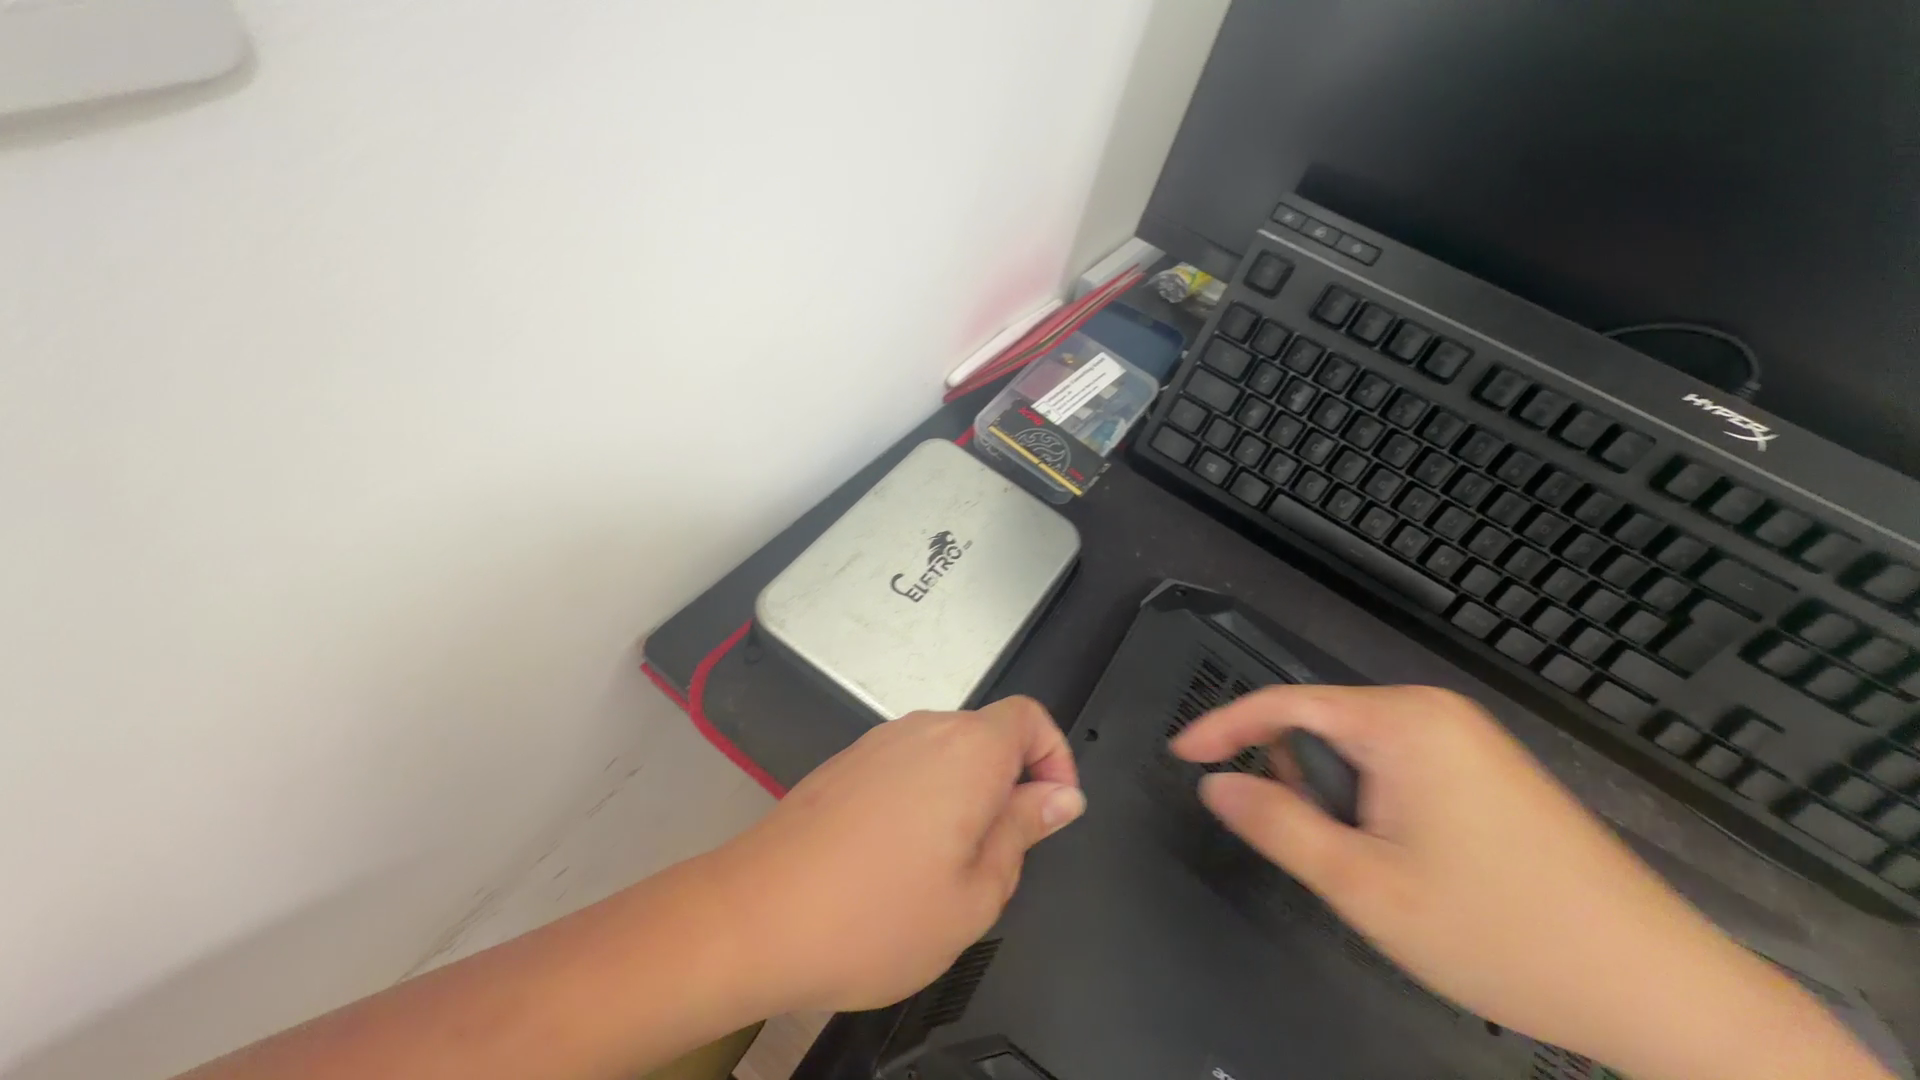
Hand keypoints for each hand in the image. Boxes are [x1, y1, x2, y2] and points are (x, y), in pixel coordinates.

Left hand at [704, 696, 1084, 1014]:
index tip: (1050, 815)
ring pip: (945, 755)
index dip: (1054, 759)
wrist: (753, 917)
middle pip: (987, 736)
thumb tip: (1059, 796)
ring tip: (943, 871)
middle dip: (1009, 787)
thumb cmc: (876, 916)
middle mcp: (922, 731)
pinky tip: (894, 862)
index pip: (1030, 718)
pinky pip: (903, 769)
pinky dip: (921, 801)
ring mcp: (875, 744)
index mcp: (967, 751)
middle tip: (998, 860)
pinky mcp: (842, 766)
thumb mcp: (976, 894)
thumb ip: (1023, 833)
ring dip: (963, 798)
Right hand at [1171, 684, 1891, 1079]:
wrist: (1657, 986)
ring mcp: (1468, 738)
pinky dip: (1368, 797)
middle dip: (1286, 768)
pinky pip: (1398, 762)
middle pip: (1323, 719)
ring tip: (1347, 859)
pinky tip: (1391, 853)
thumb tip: (1215, 784)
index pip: (1285, 701)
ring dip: (1330, 791)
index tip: (1180, 756)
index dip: (1223, 725)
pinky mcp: (1488, 768)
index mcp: (1403, 722)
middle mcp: (1435, 712)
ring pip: (1359, 745)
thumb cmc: (1496, 930)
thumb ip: (1276, 825)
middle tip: (1282, 836)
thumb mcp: (1363, 885)